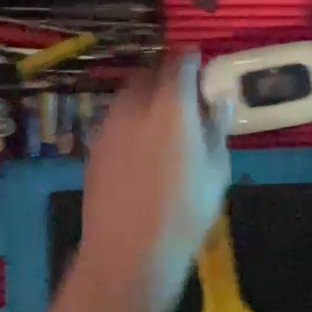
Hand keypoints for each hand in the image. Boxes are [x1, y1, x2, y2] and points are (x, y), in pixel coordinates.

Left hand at [76, 51, 231, 311]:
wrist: (128, 251)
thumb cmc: (185, 213)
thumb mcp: (216, 170)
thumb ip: (215, 127)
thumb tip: (217, 100)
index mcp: (172, 104)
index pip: (180, 61)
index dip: (192, 60)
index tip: (201, 67)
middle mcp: (136, 104)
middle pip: (150, 73)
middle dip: (167, 77)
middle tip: (184, 97)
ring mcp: (109, 123)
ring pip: (129, 95)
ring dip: (146, 98)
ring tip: (163, 123)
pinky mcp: (94, 145)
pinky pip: (116, 119)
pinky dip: (130, 121)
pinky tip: (141, 148)